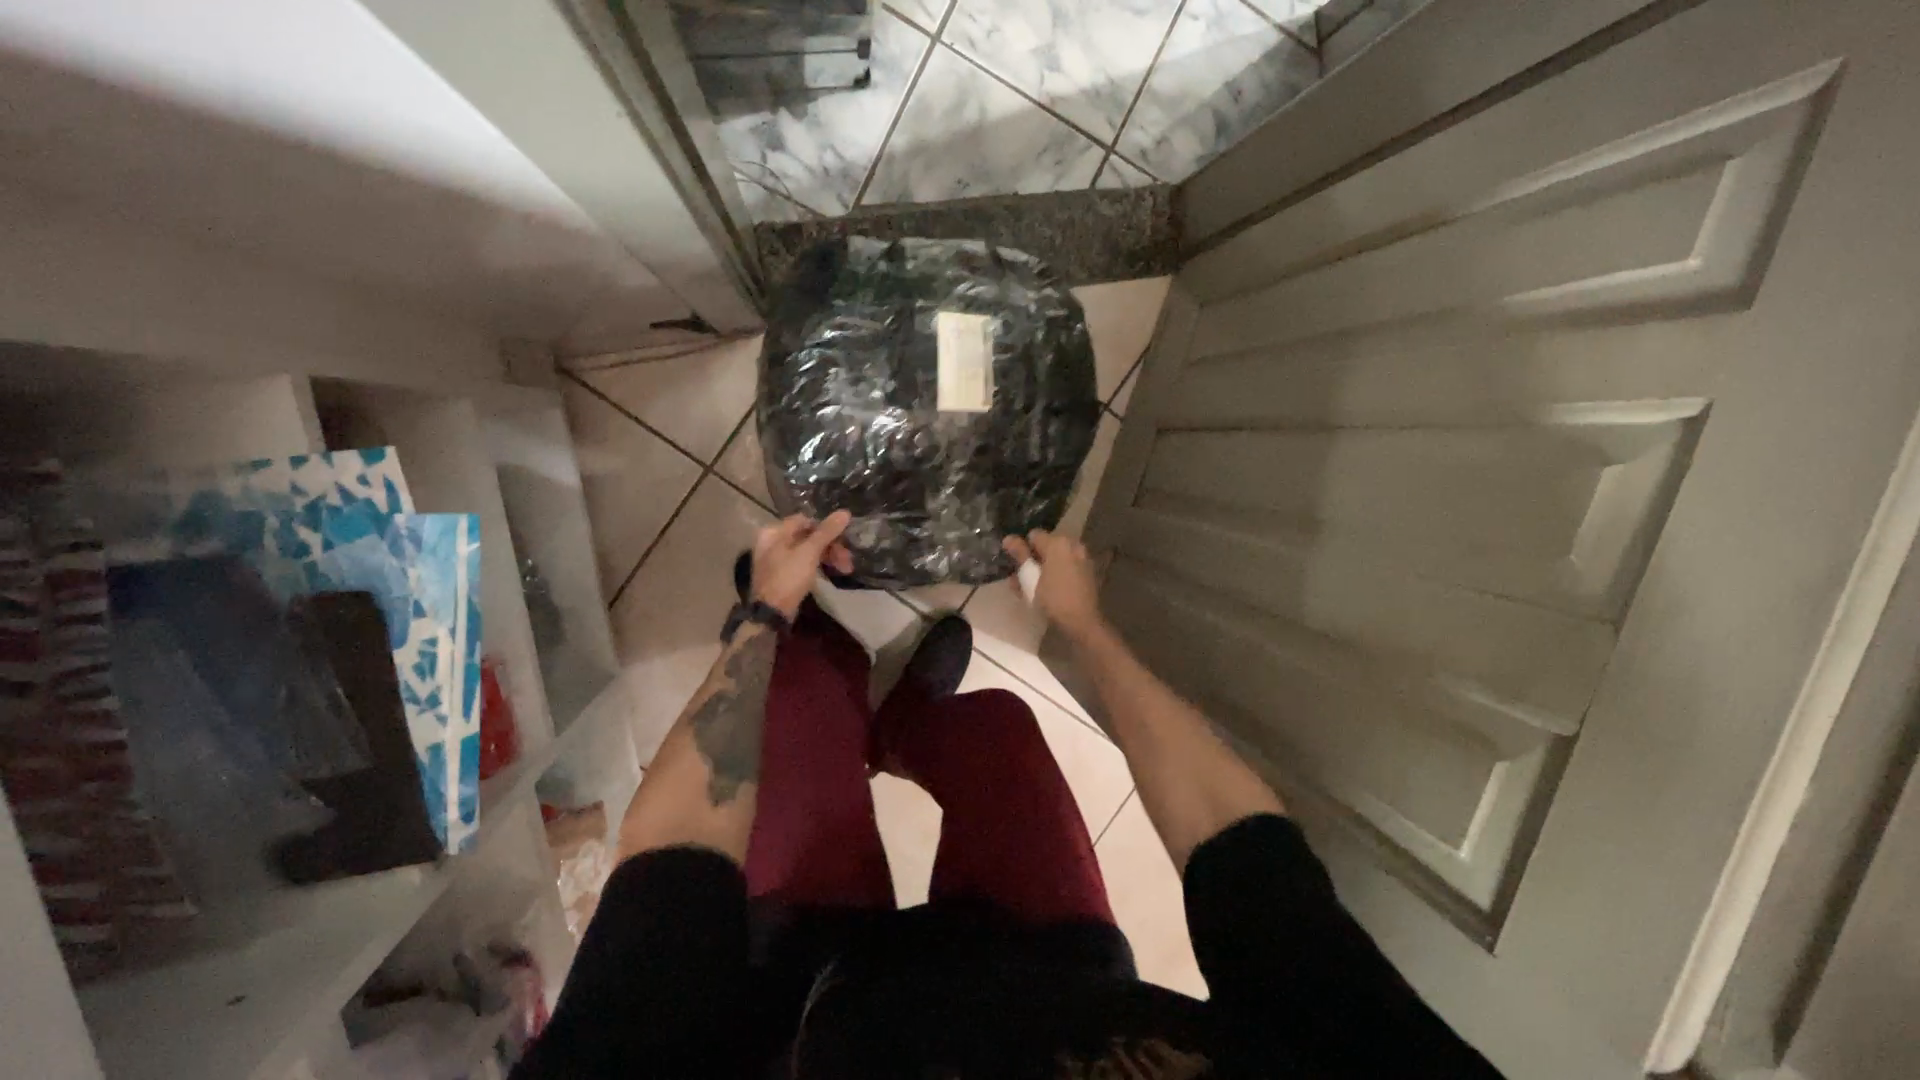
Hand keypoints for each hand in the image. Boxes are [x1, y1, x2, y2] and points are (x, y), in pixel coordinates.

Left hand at [751, 511, 852, 618]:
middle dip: (831, 546)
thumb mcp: (809, 553)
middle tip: (848, 559)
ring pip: (808, 551)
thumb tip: (845, 512)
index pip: (805, 520)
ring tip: (846, 569)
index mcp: (774, 532)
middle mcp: (773, 542)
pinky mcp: (784, 574)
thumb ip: (826, 532)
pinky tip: (833, 573)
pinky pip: (804, 563)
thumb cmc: (787, 578)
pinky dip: (818, 566)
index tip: (842, 540)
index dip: (825, 528)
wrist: (771, 613)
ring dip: (828, 557)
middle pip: (808, 536)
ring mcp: (778, 559)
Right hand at [1003, 529, 1107, 642]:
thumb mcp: (1030, 578)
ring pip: (1056, 558)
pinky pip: (1066, 567)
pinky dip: (1055, 574)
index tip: (1015, 563)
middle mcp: (1073, 545)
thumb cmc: (1052, 598)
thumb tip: (1008, 538)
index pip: (1033, 535)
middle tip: (1021, 577)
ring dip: (1043, 568)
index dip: (1022, 547)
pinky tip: (1046, 590)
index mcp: (1058, 543)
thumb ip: (1020, 555)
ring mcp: (1082, 559)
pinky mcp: (1087, 572)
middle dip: (1033, 559)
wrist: (1081, 622)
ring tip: (1030, 587)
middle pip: (1046, 546)